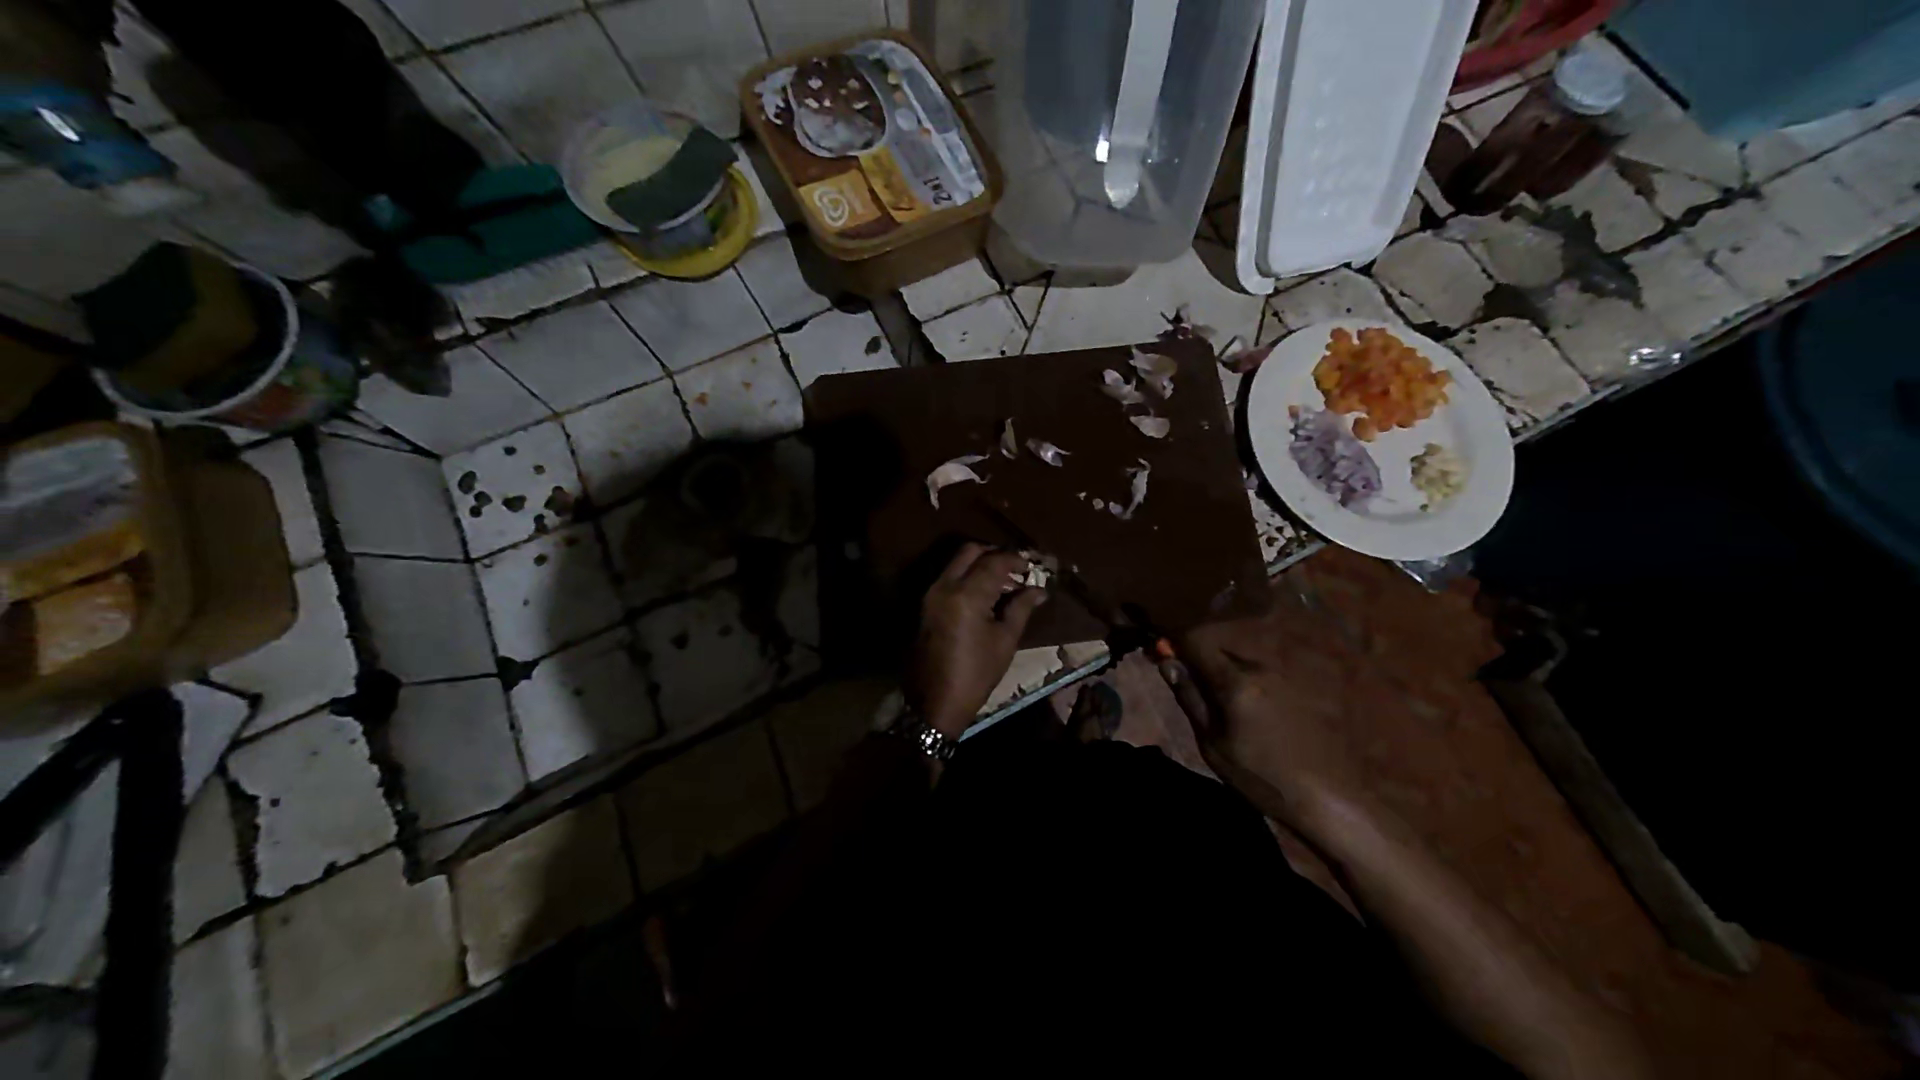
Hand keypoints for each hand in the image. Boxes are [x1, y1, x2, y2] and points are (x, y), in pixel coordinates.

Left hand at [908, 543, 1047, 736]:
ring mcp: (932, 594)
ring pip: (957, 562)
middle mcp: (945, 586)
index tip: (1032, 567)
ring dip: (980, 563)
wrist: (936, 700)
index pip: (994, 561)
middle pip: (970, 551)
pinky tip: (986, 593)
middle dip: (994, 553)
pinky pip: (949, 577)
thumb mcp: (1005, 640)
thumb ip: (1021, 608)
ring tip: (1004, 582)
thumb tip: (1039, 590)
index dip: (1016, 560)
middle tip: (1016, 568)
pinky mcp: (926, 604)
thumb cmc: (976, 673)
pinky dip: (967, 575)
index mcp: (967, 595)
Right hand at [1172, 603, 1367, 826]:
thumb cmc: (1261, 776)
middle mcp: (1259, 668)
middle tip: (1183, 689)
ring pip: (1237, 664)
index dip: (1172, 643)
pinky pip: (1256, 677)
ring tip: (1214, 709)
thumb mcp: (1213, 743)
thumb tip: (1167, 663)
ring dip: (1219, 675)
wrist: (1328, 799)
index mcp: (1236, 680)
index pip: (1195, 640)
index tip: (1156, 654)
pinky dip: (1240, 685)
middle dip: (1195, 661)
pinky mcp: (1296, 690)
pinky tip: (1243, 716)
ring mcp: (1282, 677)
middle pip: (1217, 651)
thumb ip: (1190, 698)